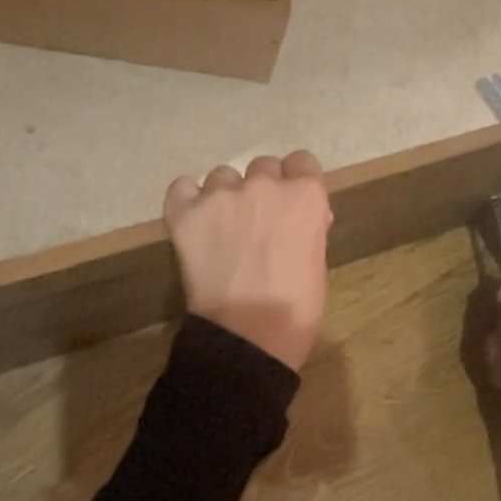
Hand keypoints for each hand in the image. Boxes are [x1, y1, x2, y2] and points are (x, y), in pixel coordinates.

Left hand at [164, 152, 331, 369]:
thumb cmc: (295, 311)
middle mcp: (264, 185)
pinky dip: (188, 200)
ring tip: (222, 227)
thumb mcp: (317, 264)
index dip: (296, 182)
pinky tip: (194, 221)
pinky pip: (183, 187)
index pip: (302, 163)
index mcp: (305, 196)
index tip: (291, 203)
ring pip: (223, 176)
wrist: (247, 337)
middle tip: (258, 221)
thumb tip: (304, 218)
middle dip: (263, 189)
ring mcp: (221, 196)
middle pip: (263, 166)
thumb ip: (309, 229)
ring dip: (226, 196)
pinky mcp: (186, 213)